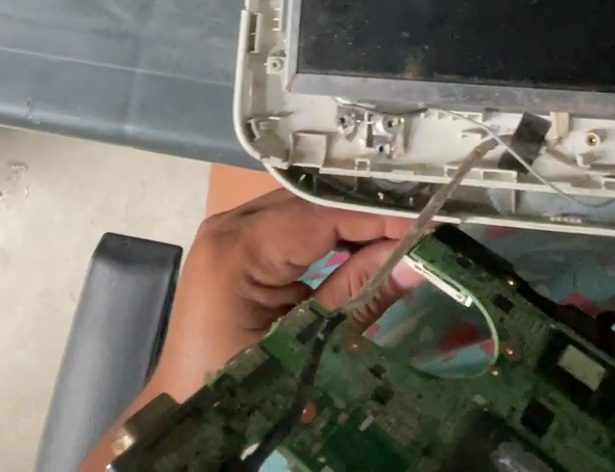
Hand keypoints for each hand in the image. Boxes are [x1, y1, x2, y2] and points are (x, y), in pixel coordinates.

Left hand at [149, 188, 421, 398]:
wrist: (187, 410)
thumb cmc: (242, 389)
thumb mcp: (307, 345)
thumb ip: (360, 295)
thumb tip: (418, 259)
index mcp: (237, 248)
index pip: (321, 215)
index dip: (377, 217)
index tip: (427, 221)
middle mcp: (229, 225)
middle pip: (312, 205)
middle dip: (368, 215)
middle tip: (422, 227)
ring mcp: (230, 230)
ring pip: (304, 209)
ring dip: (351, 221)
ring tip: (402, 233)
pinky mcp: (237, 241)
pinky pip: (291, 224)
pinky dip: (328, 233)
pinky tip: (363, 243)